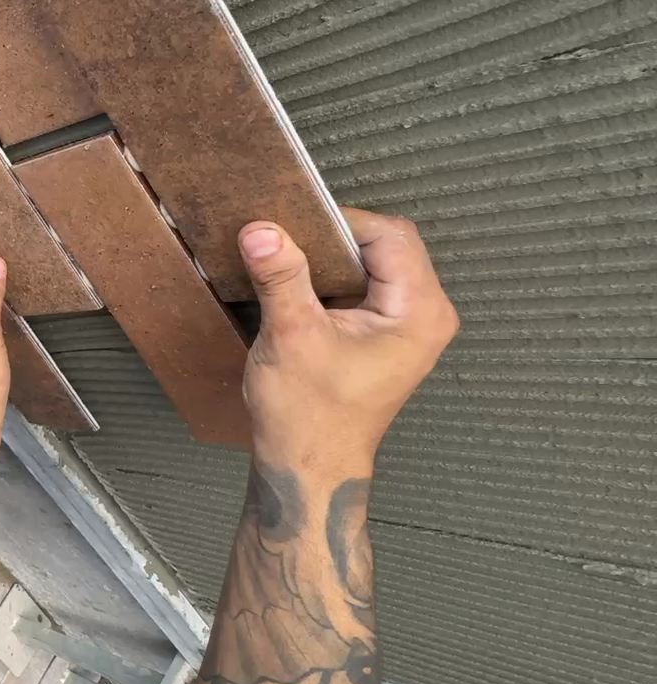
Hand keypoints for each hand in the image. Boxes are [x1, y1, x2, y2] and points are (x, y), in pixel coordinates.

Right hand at [238, 209, 457, 476]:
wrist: (307, 461)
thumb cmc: (306, 407)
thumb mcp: (290, 335)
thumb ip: (281, 278)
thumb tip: (261, 229)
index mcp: (418, 310)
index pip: (391, 237)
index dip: (338, 222)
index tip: (286, 224)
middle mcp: (422, 314)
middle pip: (383, 250)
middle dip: (327, 240)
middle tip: (277, 241)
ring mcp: (402, 328)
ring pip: (367, 270)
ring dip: (322, 262)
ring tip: (277, 262)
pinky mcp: (377, 339)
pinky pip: (356, 293)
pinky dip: (322, 284)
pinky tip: (287, 290)